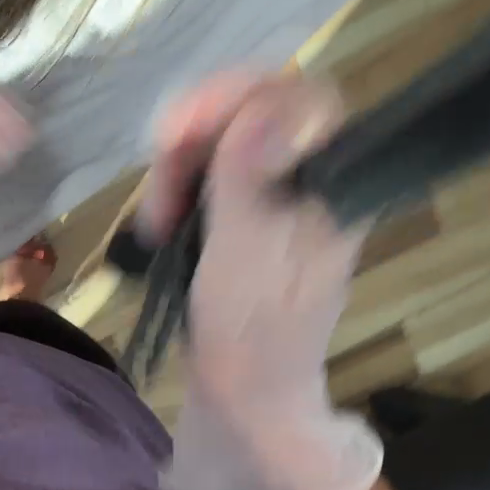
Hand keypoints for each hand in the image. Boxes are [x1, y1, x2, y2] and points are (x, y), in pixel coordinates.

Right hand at [142, 74, 382, 489]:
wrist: (246, 392)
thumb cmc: (251, 332)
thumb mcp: (246, 256)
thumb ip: (250, 181)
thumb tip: (262, 109)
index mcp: (334, 182)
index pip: (300, 100)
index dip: (239, 97)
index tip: (179, 127)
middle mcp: (311, 176)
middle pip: (254, 113)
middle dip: (196, 136)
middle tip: (156, 172)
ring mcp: (276, 194)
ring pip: (224, 141)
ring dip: (178, 167)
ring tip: (155, 218)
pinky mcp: (246, 214)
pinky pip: (210, 174)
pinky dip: (177, 189)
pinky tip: (160, 222)